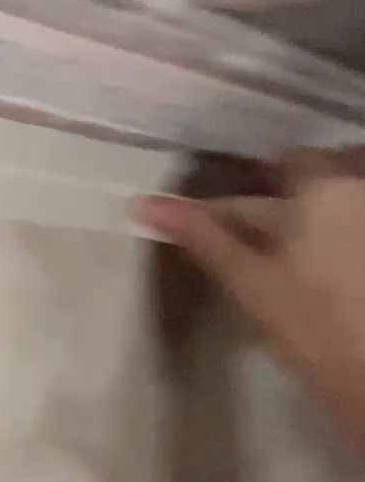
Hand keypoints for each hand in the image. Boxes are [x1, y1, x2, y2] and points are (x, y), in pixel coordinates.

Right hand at [138, 148, 364, 446]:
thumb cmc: (313, 323)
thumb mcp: (246, 278)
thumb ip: (199, 234)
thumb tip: (140, 201)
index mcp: (331, 193)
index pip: (292, 159)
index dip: (259, 169)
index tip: (233, 183)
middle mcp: (363, 199)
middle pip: (322, 183)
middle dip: (286, 195)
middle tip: (251, 217)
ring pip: (337, 213)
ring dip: (304, 222)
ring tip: (276, 246)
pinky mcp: (364, 258)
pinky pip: (346, 236)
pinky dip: (329, 242)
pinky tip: (307, 267)